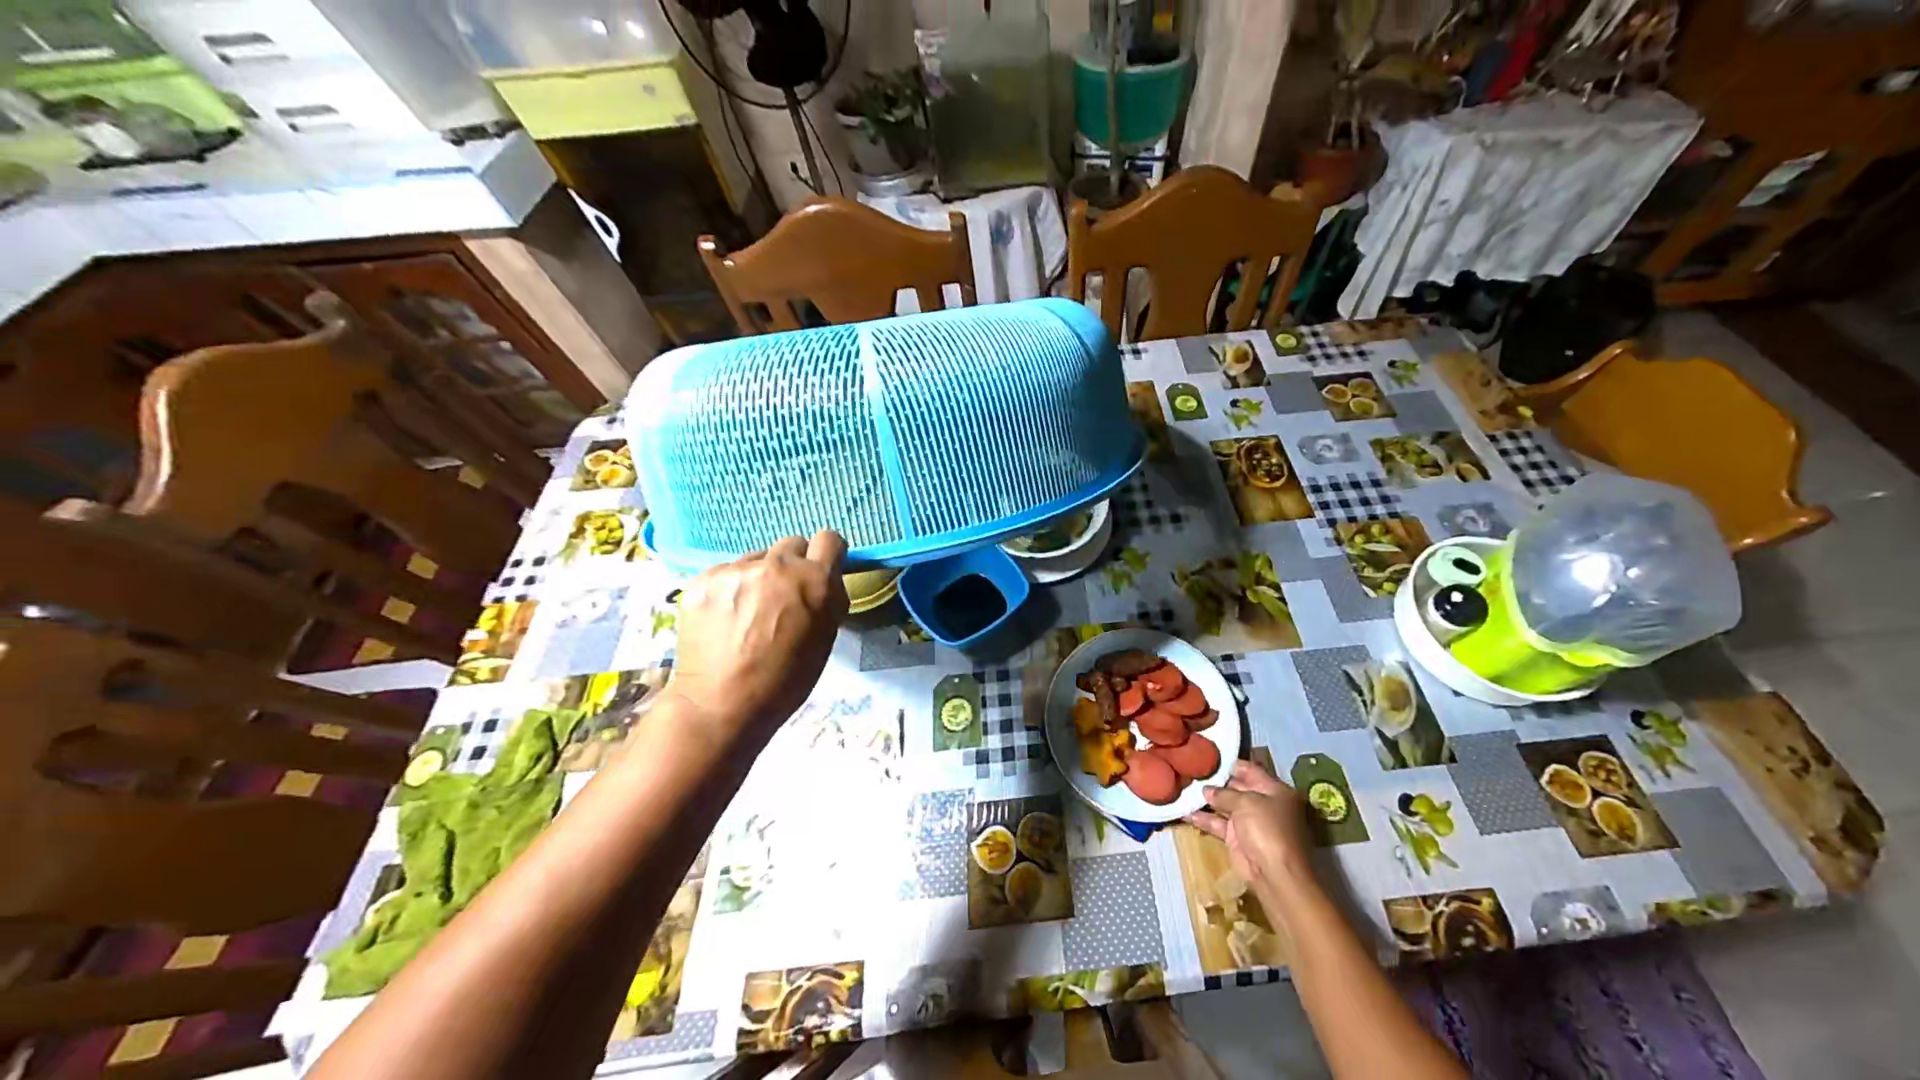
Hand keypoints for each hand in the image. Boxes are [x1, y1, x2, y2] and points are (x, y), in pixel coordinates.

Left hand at [664, 531, 848, 742]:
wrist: (720, 706)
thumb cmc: (784, 682)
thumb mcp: (824, 640)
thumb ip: (827, 600)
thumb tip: (824, 582)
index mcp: (815, 581)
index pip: (830, 539)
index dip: (826, 555)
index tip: (819, 571)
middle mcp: (778, 566)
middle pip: (791, 544)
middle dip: (791, 566)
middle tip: (782, 598)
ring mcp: (737, 570)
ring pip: (756, 558)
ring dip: (758, 577)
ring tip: (746, 615)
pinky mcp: (704, 579)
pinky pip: (726, 573)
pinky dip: (728, 591)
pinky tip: (723, 620)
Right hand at [1186, 760, 1318, 905]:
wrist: (1275, 874)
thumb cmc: (1267, 829)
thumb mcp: (1247, 803)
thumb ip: (1224, 793)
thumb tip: (1207, 791)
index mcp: (1275, 791)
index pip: (1251, 770)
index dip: (1230, 763)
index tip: (1206, 755)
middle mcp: (1263, 804)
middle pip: (1236, 787)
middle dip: (1215, 780)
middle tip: (1190, 769)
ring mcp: (1250, 822)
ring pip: (1225, 806)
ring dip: (1206, 799)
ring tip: (1183, 787)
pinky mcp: (1237, 839)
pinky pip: (1217, 824)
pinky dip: (1203, 818)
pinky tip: (1184, 811)